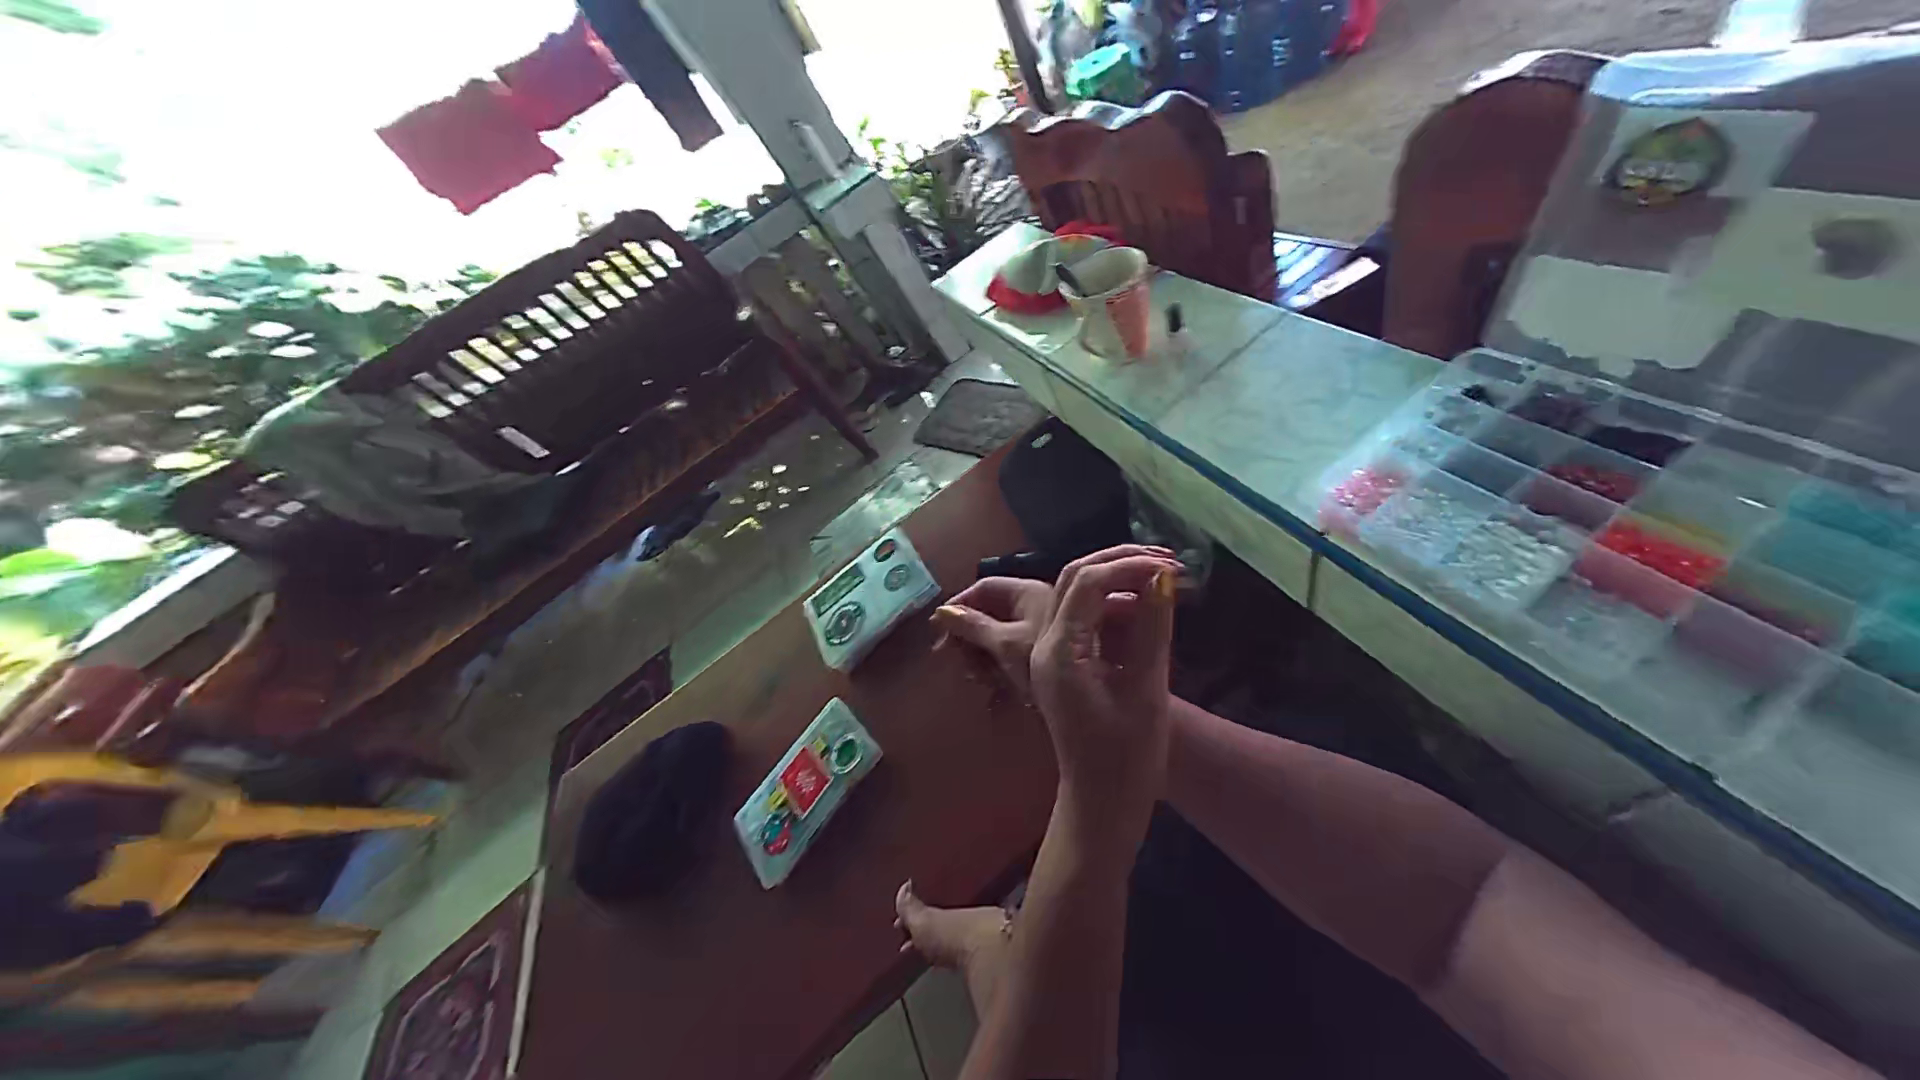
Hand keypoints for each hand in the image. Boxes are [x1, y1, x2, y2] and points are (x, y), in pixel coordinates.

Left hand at [1029, 549, 1178, 842]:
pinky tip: (1141, 598)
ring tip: (1160, 570)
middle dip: (1117, 561)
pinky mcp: (1061, 662)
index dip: (1129, 567)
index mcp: (1060, 651)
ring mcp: (1048, 653)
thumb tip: (1163, 577)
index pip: (1087, 583)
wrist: (1103, 802)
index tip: (1172, 567)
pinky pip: (1079, 615)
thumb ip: (1152, 627)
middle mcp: (1045, 645)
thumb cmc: (1128, 757)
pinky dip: (1108, 599)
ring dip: (1112, 576)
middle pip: (1072, 578)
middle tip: (1167, 558)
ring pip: (1073, 592)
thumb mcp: (1147, 688)